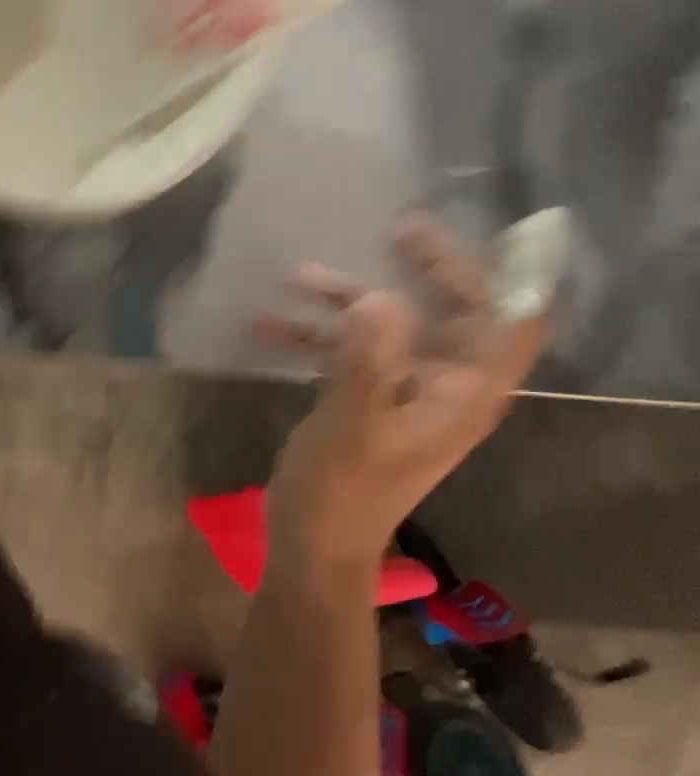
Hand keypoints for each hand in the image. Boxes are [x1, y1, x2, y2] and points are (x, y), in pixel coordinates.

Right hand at [257, 213, 550, 572]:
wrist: (315, 546)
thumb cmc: (339, 491)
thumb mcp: (350, 425)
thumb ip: (366, 361)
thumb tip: (378, 299)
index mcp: (463, 391)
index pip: (506, 315)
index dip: (493, 269)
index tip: (457, 235)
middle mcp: (447, 387)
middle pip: (453, 313)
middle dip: (422, 271)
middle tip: (391, 230)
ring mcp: (405, 396)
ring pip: (394, 331)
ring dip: (352, 302)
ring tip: (298, 277)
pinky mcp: (367, 406)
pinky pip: (353, 357)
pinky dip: (318, 338)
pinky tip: (268, 327)